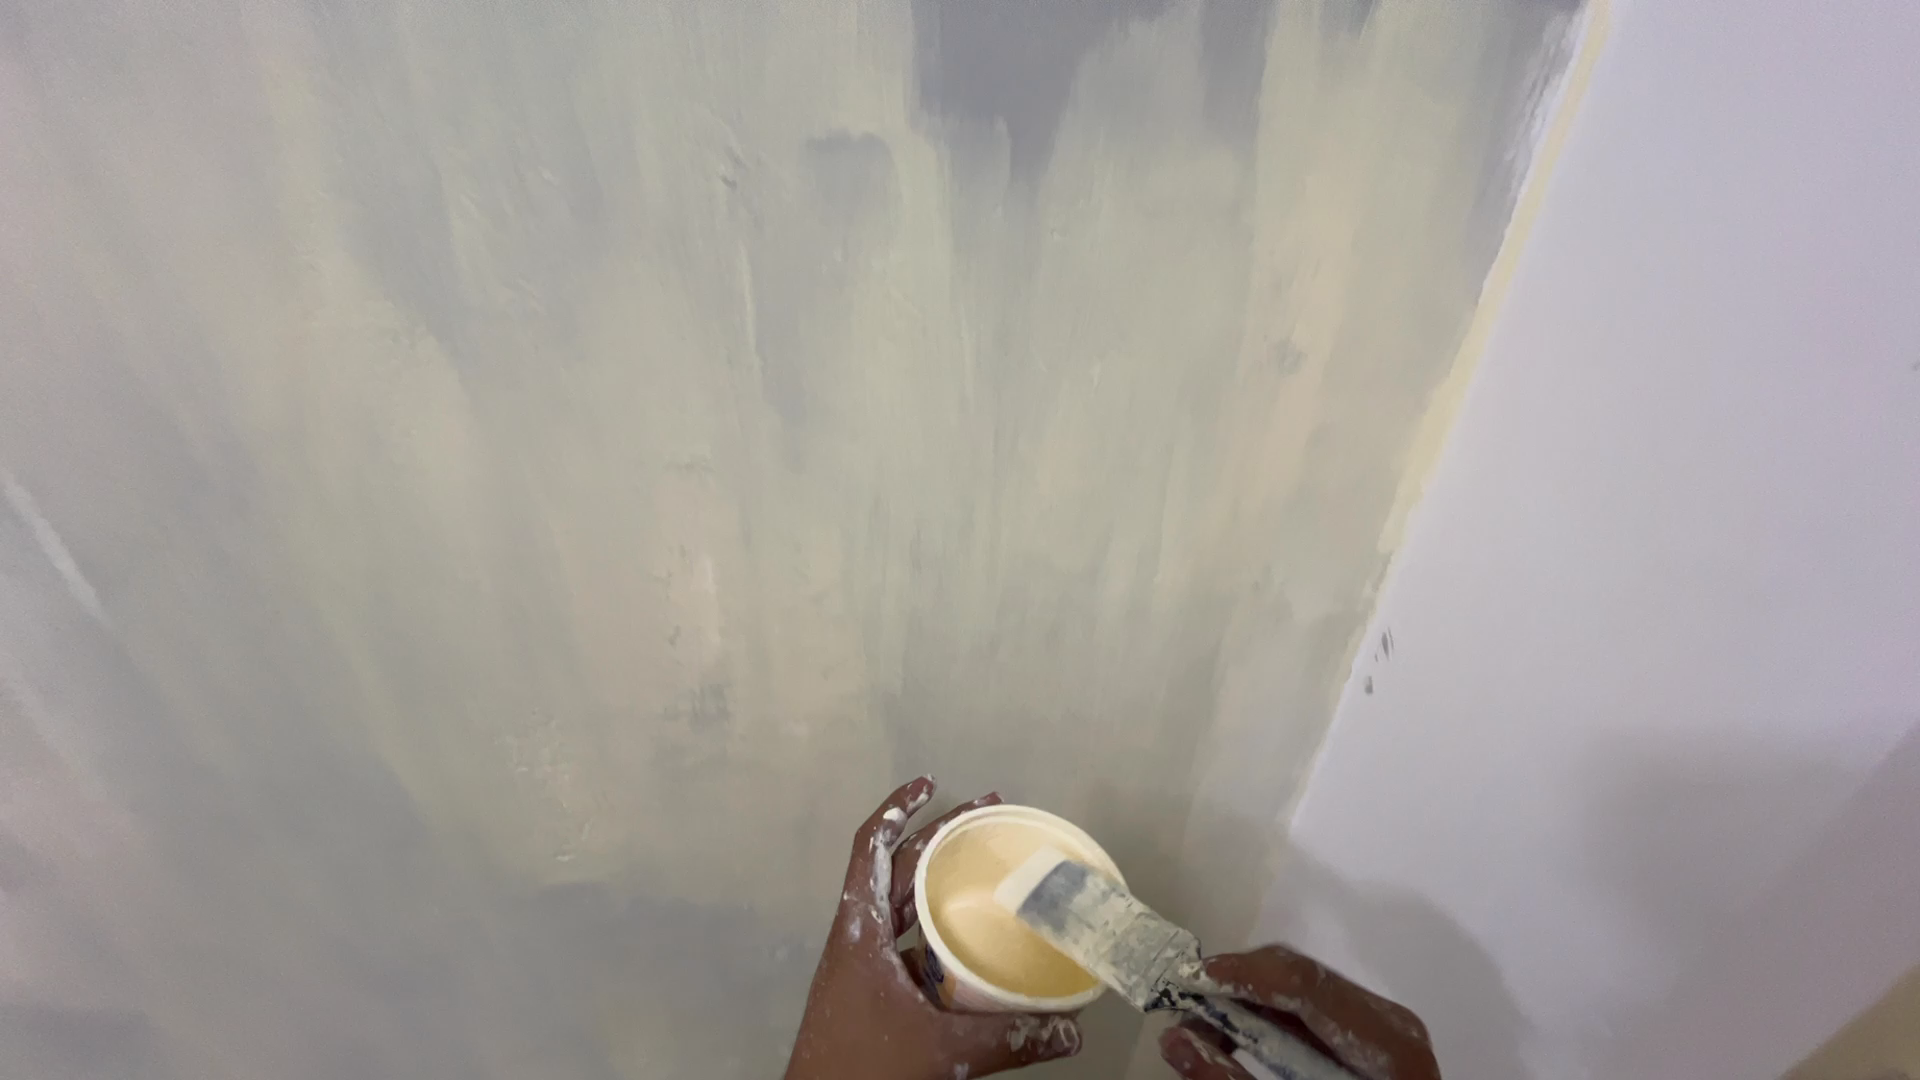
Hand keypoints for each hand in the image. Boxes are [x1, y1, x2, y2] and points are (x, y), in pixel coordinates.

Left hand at [783, 777, 1082, 1079]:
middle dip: (938, 835)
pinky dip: (937, 927)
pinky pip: (910, 941)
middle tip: (985, 815)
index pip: (872, 846)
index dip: (898, 807)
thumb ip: (1005, 1039)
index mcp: (861, 928)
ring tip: (983, 865)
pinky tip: (970, 937)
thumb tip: (1072, 1030)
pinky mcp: (874, 989)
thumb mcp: (938, 1051)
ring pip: (904, 903)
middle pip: (898, 866)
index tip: (931, 782)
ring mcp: (865, 962)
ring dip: (937, 878)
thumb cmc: (863, 1068)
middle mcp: (861, 934)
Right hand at [1158, 945, 1439, 1079]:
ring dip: (1245, 1003)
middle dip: (1235, 989)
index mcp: (1388, 1044)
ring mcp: (1381, 1025)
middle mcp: (1389, 1021)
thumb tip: (1174, 1040)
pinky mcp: (1368, 1036)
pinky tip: (1238, 1036)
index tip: (1190, 980)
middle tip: (1187, 1010)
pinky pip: (1307, 1010)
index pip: (1303, 983)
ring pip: (1296, 988)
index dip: (1243, 975)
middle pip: (1296, 978)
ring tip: (1204, 1030)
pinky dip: (1267, 1019)